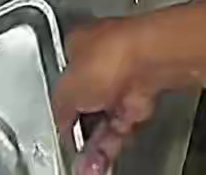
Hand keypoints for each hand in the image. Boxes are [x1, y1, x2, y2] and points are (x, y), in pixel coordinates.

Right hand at [53, 19, 170, 174]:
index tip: (56, 124)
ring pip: (104, 117)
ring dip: (94, 145)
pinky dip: (113, 144)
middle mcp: (105, 56)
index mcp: (82, 43)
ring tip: (87, 165)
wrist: (149, 60)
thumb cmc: (109, 56)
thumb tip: (61, 120)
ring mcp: (125, 74)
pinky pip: (122, 124)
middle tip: (72, 149)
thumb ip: (58, 108)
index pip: (65, 75)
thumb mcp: (64, 90)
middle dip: (79, 130)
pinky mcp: (142, 93)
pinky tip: (102, 160)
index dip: (59, 102)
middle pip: (86, 101)